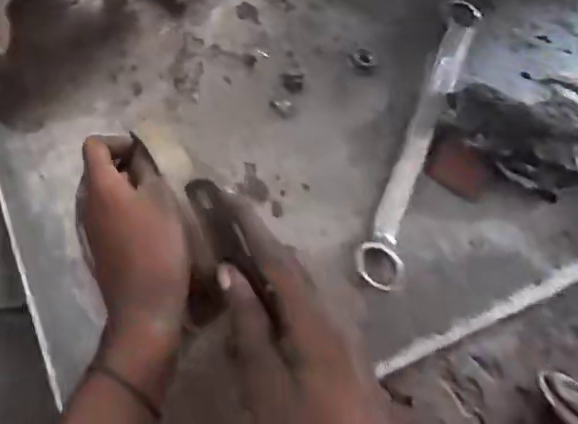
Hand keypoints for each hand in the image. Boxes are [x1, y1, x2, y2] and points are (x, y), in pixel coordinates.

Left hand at [76, 136, 190, 391]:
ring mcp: (88, 227)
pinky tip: (148, 225)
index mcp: (97, 185)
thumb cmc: (155, 246)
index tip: (142, 154)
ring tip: (154, 199)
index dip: (118, 142)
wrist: (143, 310)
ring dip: (125, 188)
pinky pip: (105, 214)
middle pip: (97, 168)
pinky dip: (122, 209)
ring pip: (102, 193)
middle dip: (123, 165)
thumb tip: (137, 155)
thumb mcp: (160, 197)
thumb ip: (145, 168)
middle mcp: (85, 202)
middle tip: (152, 175)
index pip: (93, 145)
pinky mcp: (97, 248)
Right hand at [221, 203, 404, 423]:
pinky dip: (286, 296)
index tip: (228, 194)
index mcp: (314, 320)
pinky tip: (270, 312)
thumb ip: (248, 323)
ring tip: (243, 263)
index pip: (278, 258)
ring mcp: (347, 339)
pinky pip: (312, 309)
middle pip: (295, 268)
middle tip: (229, 226)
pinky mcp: (349, 359)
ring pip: (304, 288)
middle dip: (262, 243)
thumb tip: (230, 269)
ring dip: (274, 270)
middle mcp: (335, 318)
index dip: (252, 225)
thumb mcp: (265, 384)